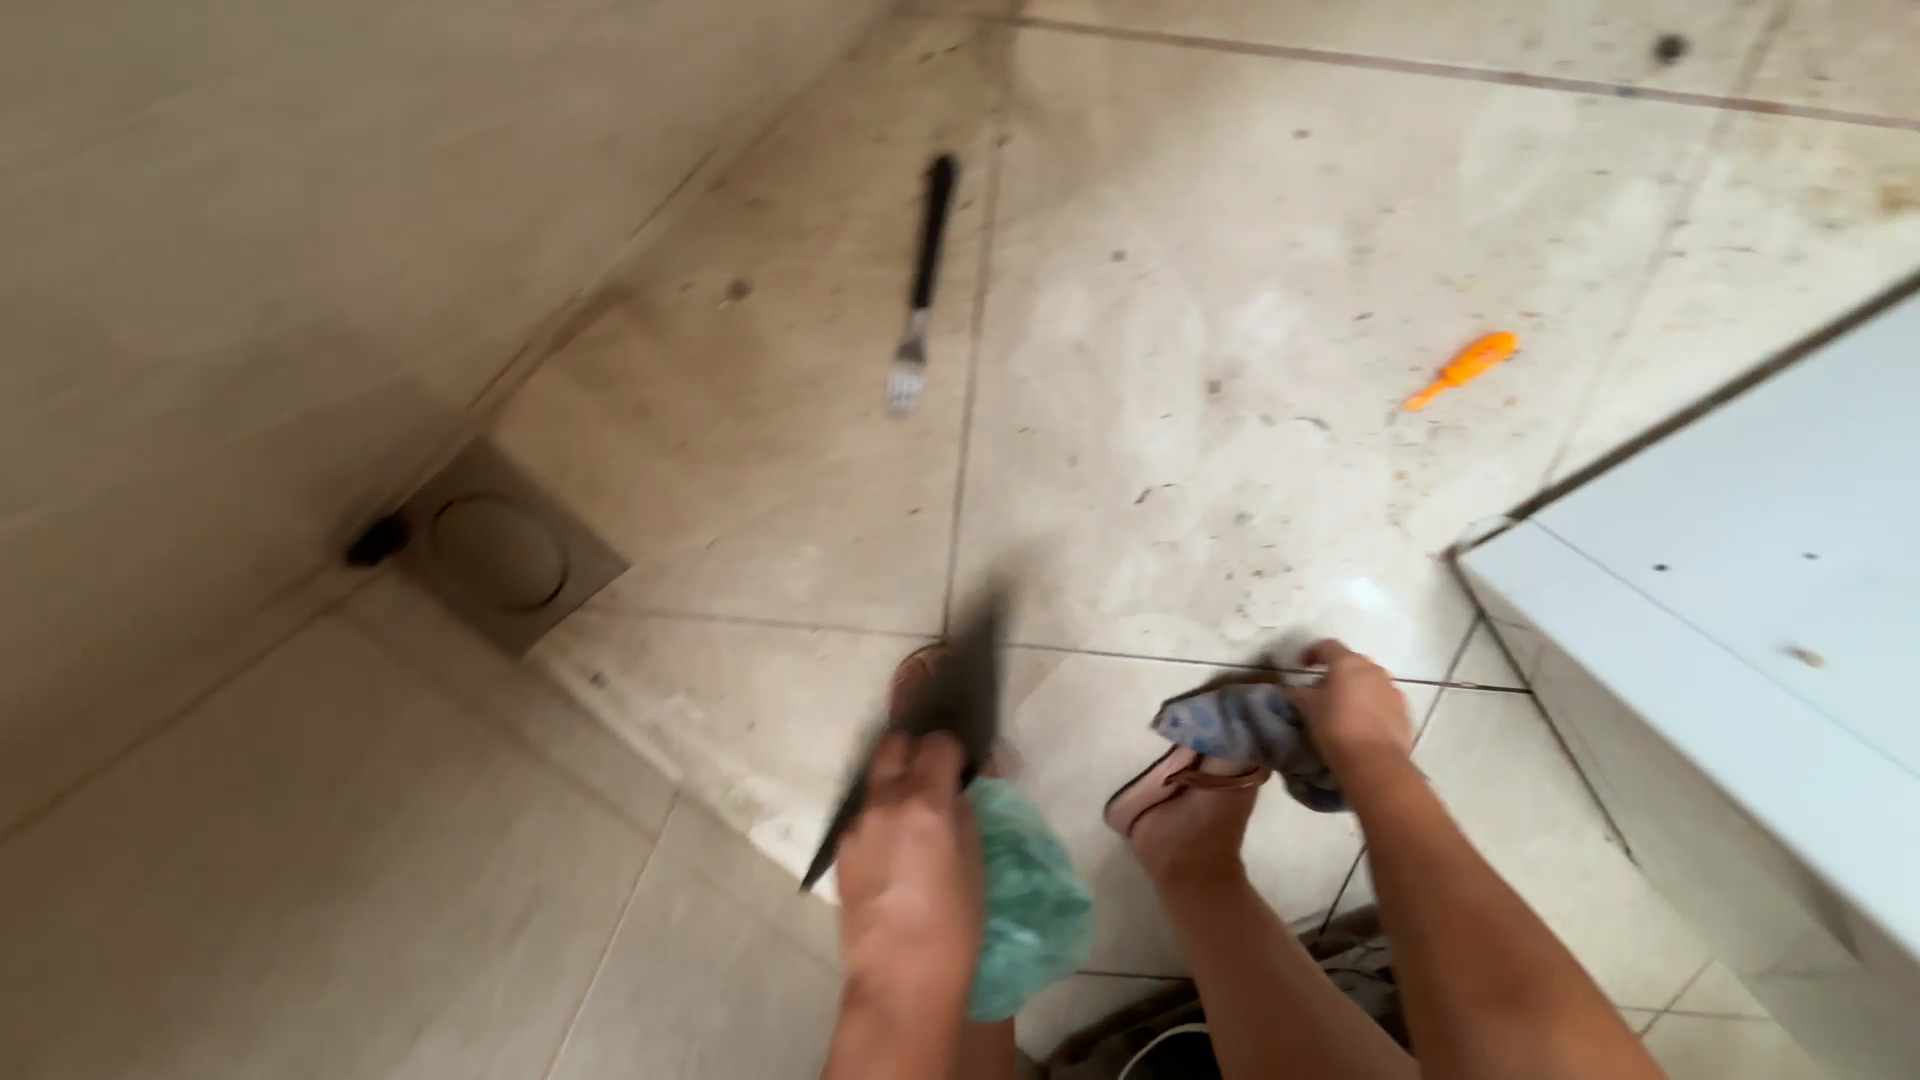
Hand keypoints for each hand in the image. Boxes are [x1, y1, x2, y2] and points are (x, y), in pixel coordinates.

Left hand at [835, 731, 983, 1013]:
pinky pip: (865, 815)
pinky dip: (882, 816)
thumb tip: (964, 784)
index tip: (962, 768)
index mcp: (925, 800)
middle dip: (915, 749)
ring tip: (913, 818)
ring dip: (896, 783)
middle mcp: (884, 801)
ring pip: (876, 780)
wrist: (899, 980)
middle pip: (893, 744)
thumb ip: (967, 810)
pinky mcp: (841, 849)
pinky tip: (894, 851)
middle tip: (933, 775)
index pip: (938, 742)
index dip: (954, 750)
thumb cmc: (954, 925)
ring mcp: (857, 824)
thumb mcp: (976, 861)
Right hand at [1285, 639, 1413, 780]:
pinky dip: (1370, 705)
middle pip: (1351, 663)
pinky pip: (1383, 700)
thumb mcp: (1307, 708)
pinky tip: (1361, 723)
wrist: (1374, 761)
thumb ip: (1298, 693)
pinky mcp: (1405, 711)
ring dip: (1355, 689)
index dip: (1311, 653)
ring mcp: (1393, 690)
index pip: (1327, 646)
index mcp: (1348, 663)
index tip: (1301, 666)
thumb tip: (1292, 691)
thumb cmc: (1335, 726)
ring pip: (1370, 681)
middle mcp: (1374, 670)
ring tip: (1342, 709)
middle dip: (1335, 673)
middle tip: (1321, 691)